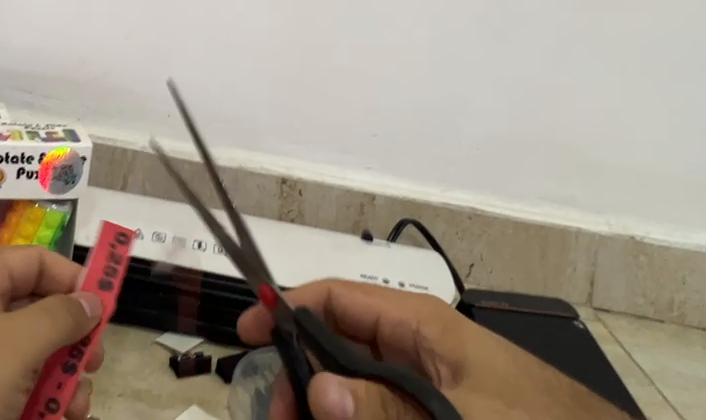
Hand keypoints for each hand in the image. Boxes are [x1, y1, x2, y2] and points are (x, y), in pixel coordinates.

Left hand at [0, 246, 105, 419]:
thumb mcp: (16, 345)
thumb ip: (61, 317)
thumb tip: (94, 298)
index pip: (36, 262)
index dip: (74, 281)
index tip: (106, 311)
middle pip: (36, 313)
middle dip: (70, 342)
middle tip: (93, 366)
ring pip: (26, 360)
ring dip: (59, 381)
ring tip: (76, 409)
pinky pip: (8, 393)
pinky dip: (35, 404)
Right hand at [238, 280, 623, 419]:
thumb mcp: (459, 418)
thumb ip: (389, 407)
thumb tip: (318, 387)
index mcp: (417, 323)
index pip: (335, 298)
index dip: (287, 308)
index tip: (246, 335)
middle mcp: (414, 346)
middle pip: (336, 347)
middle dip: (301, 376)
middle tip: (276, 417)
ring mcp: (425, 384)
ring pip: (354, 386)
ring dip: (327, 405)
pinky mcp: (434, 411)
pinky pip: (379, 409)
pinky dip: (355, 415)